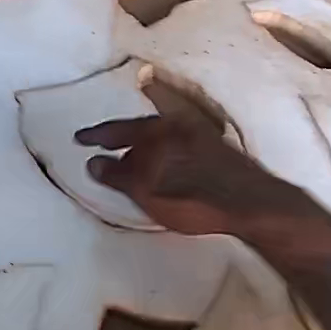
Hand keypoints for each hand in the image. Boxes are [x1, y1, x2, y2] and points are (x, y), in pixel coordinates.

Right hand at [74, 115, 310, 235]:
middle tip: (105, 146)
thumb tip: (92, 162)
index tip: (80, 138)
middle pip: (144, 128)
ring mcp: (202, 136)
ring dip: (146, 144)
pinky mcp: (218, 151)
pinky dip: (167, 151)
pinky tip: (168, 162)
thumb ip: (118, 175)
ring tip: (134, 157)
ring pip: (164, 135)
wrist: (250, 204)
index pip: (119, 129)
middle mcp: (180, 125)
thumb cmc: (193, 197)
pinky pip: (181, 144)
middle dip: (123, 137)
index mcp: (159, 130)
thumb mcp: (147, 191)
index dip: (97, 135)